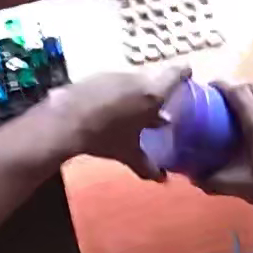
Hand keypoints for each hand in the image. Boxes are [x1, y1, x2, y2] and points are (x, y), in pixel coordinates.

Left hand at [44, 65, 191, 179]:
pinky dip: (116, 94)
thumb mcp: (128, 152)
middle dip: (158, 91)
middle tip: (161, 103)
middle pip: (153, 78)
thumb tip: (161, 179)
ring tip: (135, 111)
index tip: (188, 74)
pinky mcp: (94, 77)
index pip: (176, 74)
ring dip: (136, 93)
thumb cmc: (106, 136)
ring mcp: (113, 74)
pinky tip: (110, 110)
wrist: (65, 120)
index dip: (183, 73)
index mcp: (152, 92)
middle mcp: (136, 78)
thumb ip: (146, 164)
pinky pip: (112, 84)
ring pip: (132, 81)